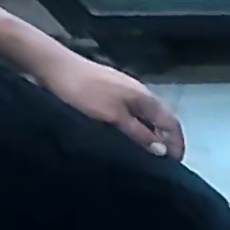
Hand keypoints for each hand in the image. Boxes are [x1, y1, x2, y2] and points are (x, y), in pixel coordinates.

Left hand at [31, 50, 183, 159]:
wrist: (52, 64)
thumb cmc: (84, 92)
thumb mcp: (113, 116)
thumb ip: (139, 134)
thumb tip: (162, 151)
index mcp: (147, 99)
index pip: (172, 125)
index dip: (176, 144)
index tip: (174, 164)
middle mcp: (142, 93)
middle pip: (164, 120)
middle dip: (168, 140)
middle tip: (164, 160)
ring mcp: (128, 90)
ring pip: (150, 116)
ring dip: (154, 134)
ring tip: (148, 151)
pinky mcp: (114, 90)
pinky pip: (137, 112)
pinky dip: (141, 126)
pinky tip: (131, 134)